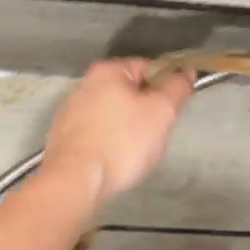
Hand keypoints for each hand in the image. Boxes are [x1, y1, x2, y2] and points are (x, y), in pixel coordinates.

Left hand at [40, 58, 194, 206]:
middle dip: (145, 112)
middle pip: (128, 93)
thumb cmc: (122, 143)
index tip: (172, 111)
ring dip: (126, 130)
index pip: (149, 68)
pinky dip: (107, 145)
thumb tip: (186, 72)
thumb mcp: (161, 112)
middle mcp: (83, 86)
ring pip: (112, 116)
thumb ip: (177, 88)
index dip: (167, 88)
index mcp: (107, 71)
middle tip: (155, 135)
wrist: (76, 181)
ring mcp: (69, 113)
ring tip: (133, 153)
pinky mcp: (63, 139)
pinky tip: (113, 162)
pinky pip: (96, 136)